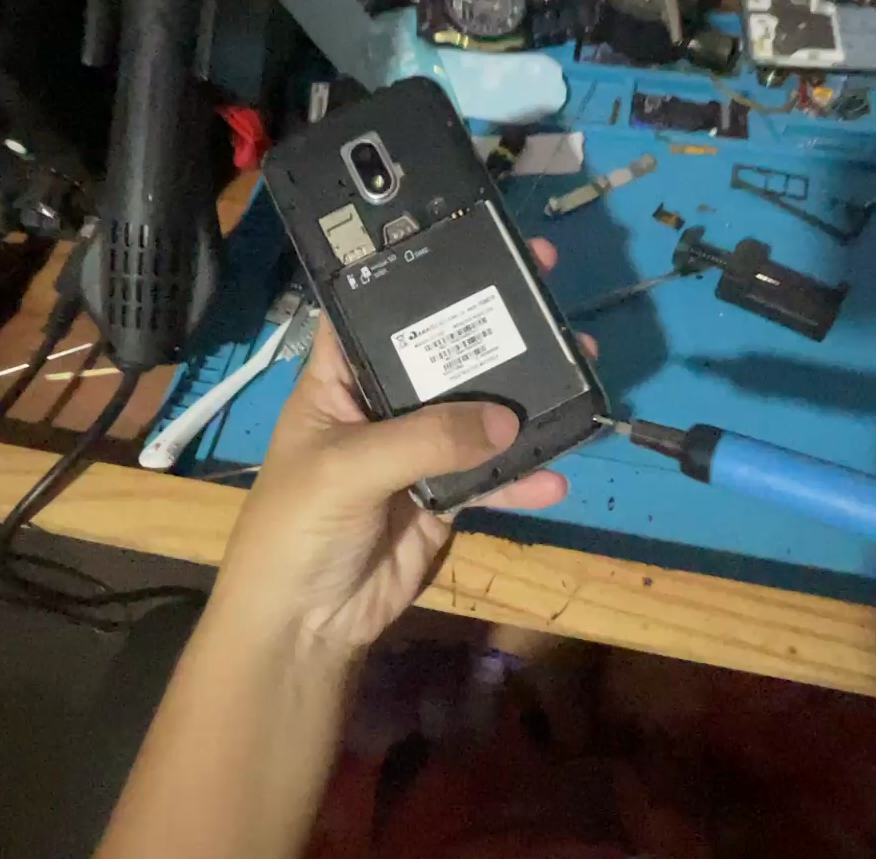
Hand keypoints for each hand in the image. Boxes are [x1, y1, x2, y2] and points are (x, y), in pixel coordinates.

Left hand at [212, 239, 588, 651]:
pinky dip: (523, 479)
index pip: (374, 312)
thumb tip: (506, 422)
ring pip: (478, 413)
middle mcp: (382, 405)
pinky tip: (556, 476)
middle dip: (490, 330)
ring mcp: (418, 450)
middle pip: (441, 356)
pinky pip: (492, 476)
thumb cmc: (298, 530)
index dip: (416, 277)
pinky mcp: (444, 495)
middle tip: (544, 295)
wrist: (306, 626)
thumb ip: (424, 441)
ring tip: (577, 369)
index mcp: (340, 380)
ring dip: (524, 400)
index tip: (471, 249)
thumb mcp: (348, 471)